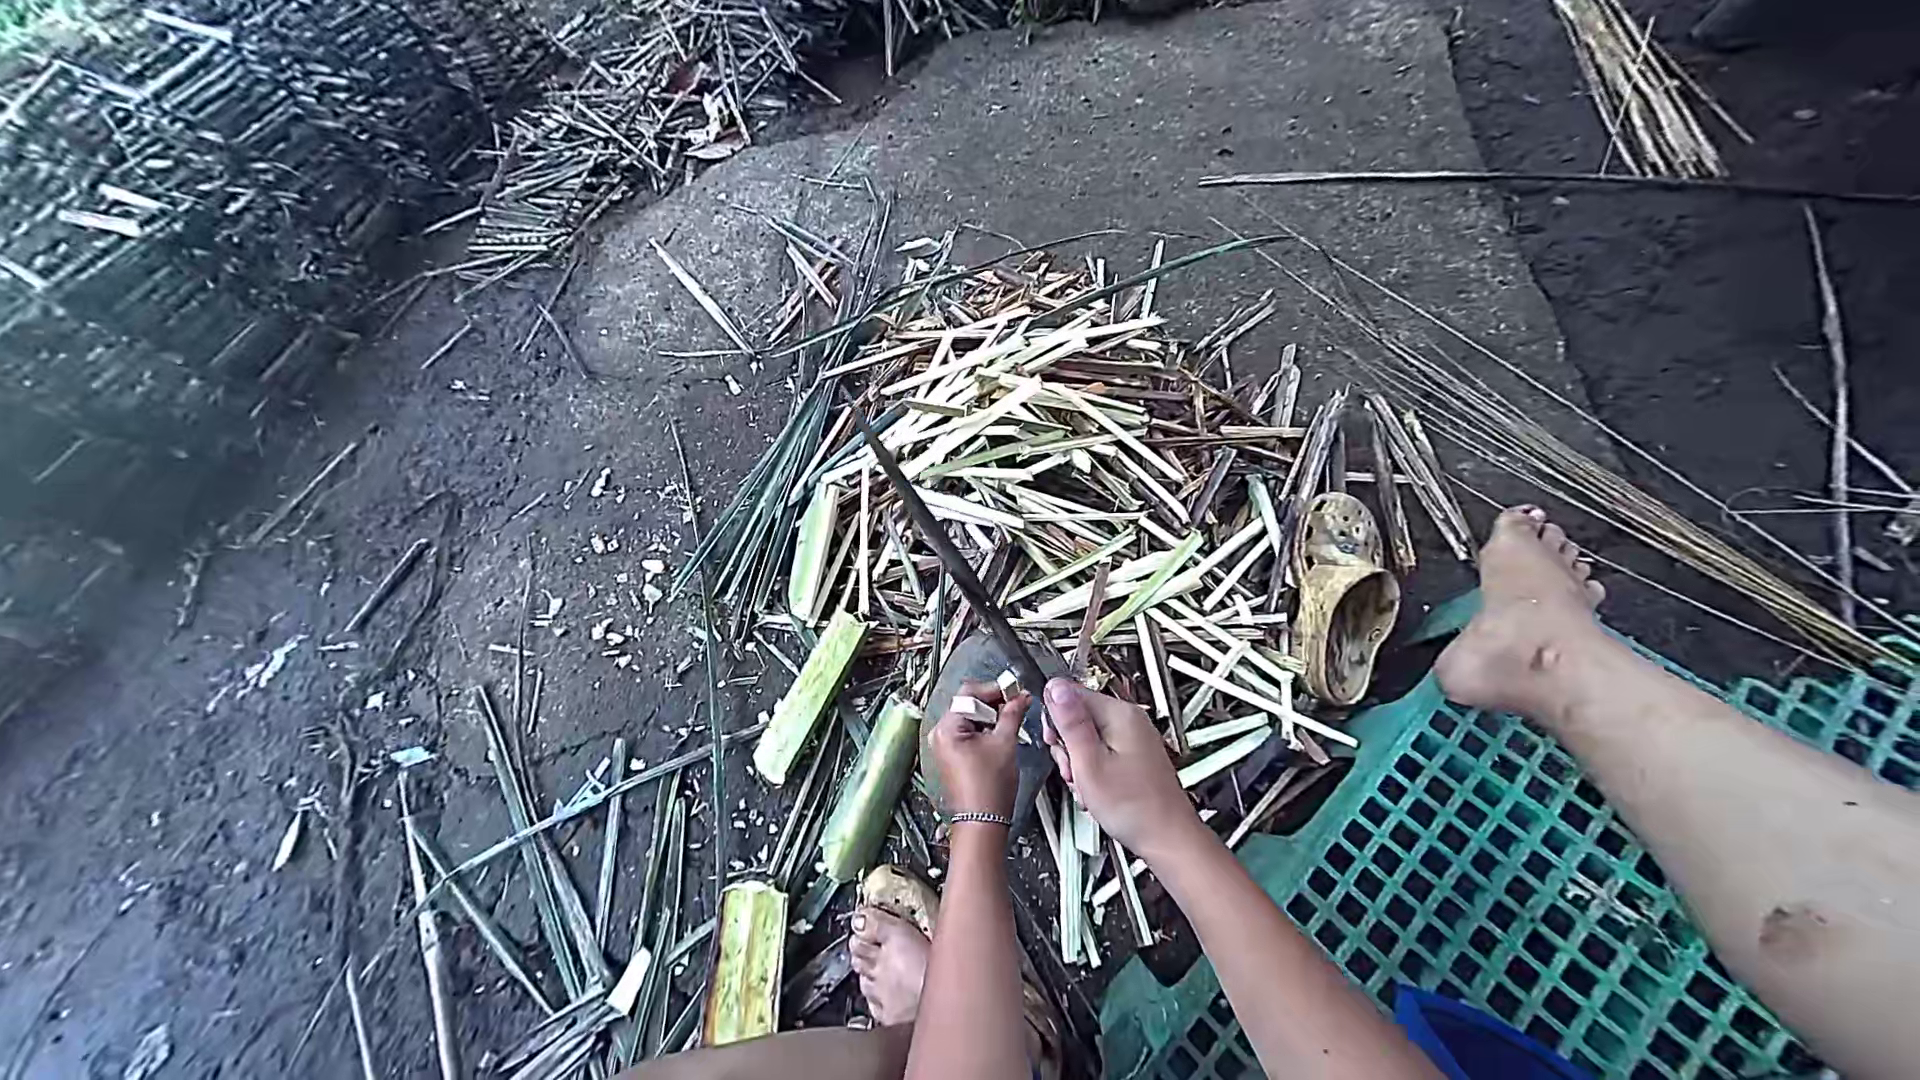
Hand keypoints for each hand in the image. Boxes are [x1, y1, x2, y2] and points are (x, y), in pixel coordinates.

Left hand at [931, 680, 1029, 819]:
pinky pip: (968, 731)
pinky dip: (985, 728)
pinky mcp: (952, 754)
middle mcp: (940, 734)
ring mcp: (945, 745)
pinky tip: (1000, 734)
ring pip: (970, 717)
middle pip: (968, 704)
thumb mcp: (1004, 743)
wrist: (984, 821)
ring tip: (1011, 720)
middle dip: (994, 703)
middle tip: (1016, 704)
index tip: (1014, 691)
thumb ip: (1012, 713)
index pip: (969, 693)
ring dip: (991, 716)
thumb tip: (1019, 696)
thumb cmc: (989, 790)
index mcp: (947, 728)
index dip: (994, 690)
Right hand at [1043, 678, 1203, 860]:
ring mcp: (1133, 736)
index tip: (1057, 744)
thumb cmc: (1134, 807)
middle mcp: (1128, 719)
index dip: (1056, 721)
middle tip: (1075, 770)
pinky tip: (1097, 788)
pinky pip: (1100, 751)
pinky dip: (1092, 769)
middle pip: (1077, 716)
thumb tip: (1055, 686)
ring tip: (1087, 783)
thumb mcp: (1089, 762)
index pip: (1069, 694)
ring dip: (1079, 761)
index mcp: (1118, 714)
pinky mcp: (1133, 753)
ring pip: (1086, 736)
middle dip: (1068, 745)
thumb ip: (1069, 722)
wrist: (1167, 839)